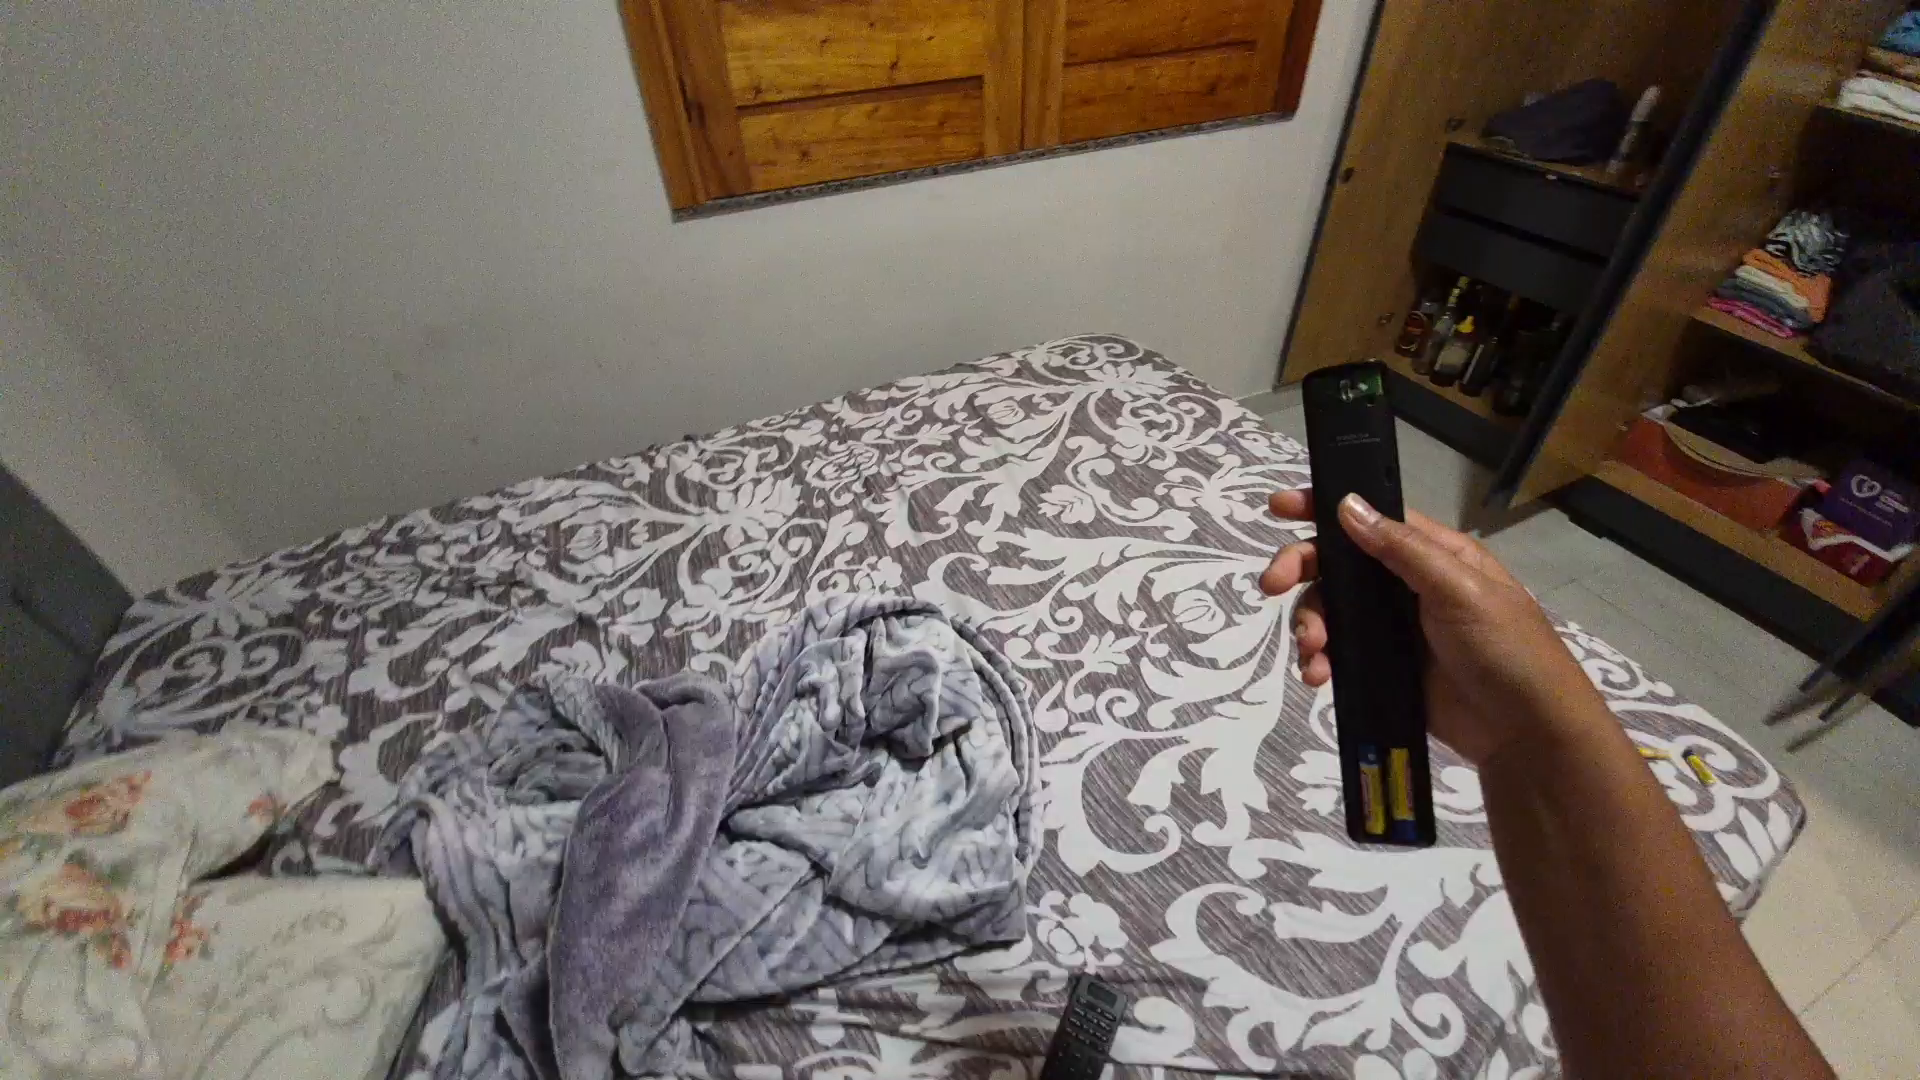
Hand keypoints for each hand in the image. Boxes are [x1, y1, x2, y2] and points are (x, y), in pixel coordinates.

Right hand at [1259, 488, 1607, 767]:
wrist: (1525, 732)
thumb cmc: (1505, 649)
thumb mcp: (1459, 590)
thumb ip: (1400, 549)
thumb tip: (1345, 505)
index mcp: (1428, 553)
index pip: (1366, 518)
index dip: (1321, 508)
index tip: (1279, 507)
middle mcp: (1400, 583)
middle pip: (1332, 563)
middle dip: (1297, 570)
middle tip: (1269, 585)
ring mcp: (1386, 624)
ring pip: (1325, 608)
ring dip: (1309, 624)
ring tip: (1313, 651)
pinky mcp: (1377, 662)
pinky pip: (1332, 650)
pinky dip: (1317, 659)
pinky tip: (1317, 675)